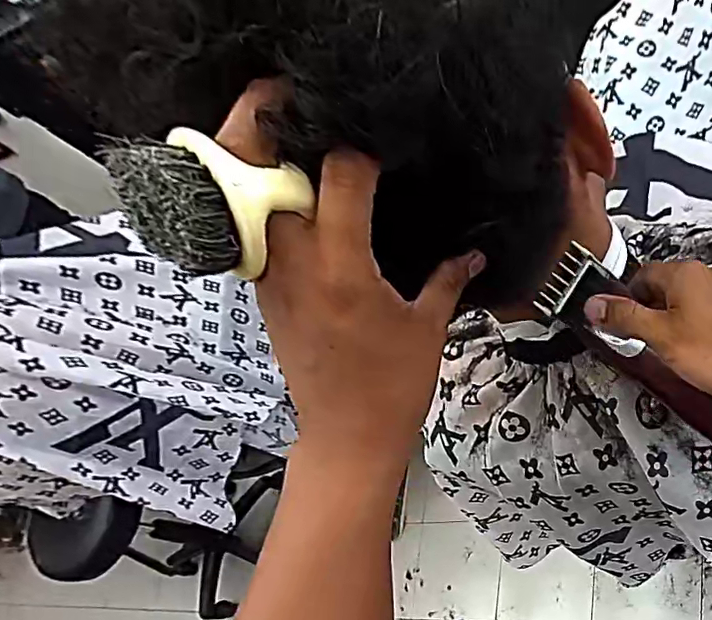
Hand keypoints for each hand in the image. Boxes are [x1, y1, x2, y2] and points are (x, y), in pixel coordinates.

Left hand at [210, 79, 482, 467]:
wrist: (347, 431)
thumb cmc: (394, 385)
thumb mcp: (429, 329)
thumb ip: (447, 281)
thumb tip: (472, 253)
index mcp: (344, 266)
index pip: (341, 177)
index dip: (360, 150)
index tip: (377, 140)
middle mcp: (293, 257)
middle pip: (257, 162)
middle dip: (268, 118)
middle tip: (290, 96)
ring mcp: (268, 269)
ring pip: (239, 186)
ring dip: (256, 151)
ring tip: (289, 136)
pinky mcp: (260, 285)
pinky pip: (249, 222)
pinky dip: (260, 195)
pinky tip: (291, 195)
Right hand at [582, 261, 711, 408]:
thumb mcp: (661, 338)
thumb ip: (625, 319)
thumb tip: (595, 305)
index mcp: (684, 273)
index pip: (638, 276)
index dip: (625, 301)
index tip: (618, 323)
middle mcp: (706, 277)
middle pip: (661, 291)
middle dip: (649, 317)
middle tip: (645, 344)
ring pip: (683, 307)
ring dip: (671, 329)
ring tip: (673, 355)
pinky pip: (703, 320)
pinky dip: (694, 336)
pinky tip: (697, 357)